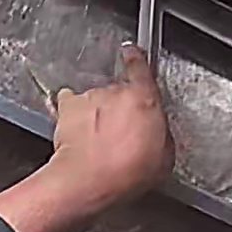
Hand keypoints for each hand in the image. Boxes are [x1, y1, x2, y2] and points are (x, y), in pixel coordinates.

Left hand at [0, 45, 172, 231]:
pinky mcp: (68, 107)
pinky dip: (71, 113)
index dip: (136, 58)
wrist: (89, 179)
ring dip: (94, 114)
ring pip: (94, 100)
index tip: (133, 53)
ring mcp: (90, 97)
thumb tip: (158, 133)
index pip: (141, 68)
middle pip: (117, 91)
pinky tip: (75, 130)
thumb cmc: (126, 172)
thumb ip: (162, 135)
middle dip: (117, 109)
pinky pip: (69, 103)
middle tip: (117, 134)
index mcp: (144, 99)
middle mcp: (116, 92)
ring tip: (95, 140)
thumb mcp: (163, 159)